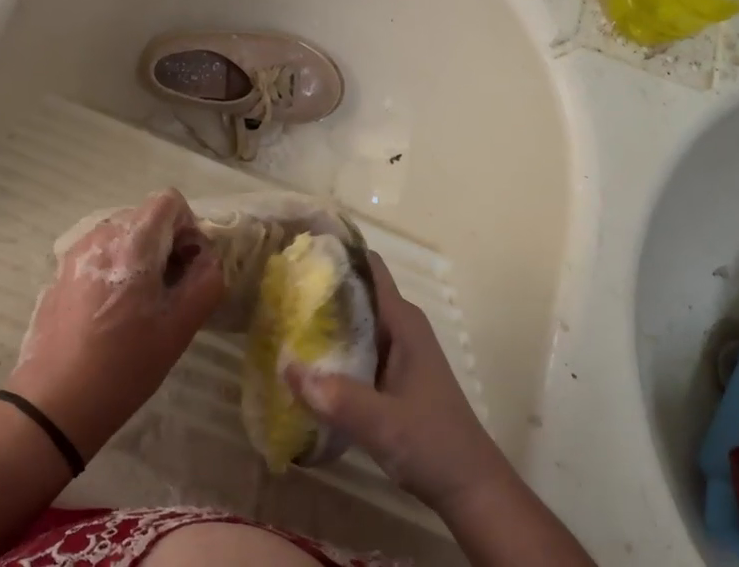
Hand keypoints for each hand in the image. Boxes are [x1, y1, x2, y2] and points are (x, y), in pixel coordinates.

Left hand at [6, 189, 224, 457]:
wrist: (55, 400)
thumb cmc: (125, 364)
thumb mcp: (179, 327)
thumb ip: (205, 282)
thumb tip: (206, 258)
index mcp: (132, 242)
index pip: (168, 200)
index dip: (188, 227)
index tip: (188, 267)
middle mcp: (100, 235)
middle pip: (144, 217)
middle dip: (165, 244)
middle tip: (170, 291)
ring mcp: (75, 253)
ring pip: (121, 236)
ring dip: (140, 257)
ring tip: (141, 305)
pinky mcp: (60, 273)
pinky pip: (99, 255)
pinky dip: (115, 270)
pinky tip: (112, 315)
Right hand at [287, 252, 499, 508]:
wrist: (469, 489)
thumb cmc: (433, 445)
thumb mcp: (383, 423)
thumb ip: (337, 396)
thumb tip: (284, 366)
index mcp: (402, 322)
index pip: (365, 267)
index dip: (332, 253)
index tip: (292, 251)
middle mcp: (396, 327)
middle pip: (351, 291)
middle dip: (313, 287)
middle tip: (269, 288)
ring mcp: (392, 352)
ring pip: (348, 321)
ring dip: (315, 319)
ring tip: (271, 317)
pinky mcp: (385, 376)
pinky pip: (349, 347)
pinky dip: (324, 347)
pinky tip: (295, 360)